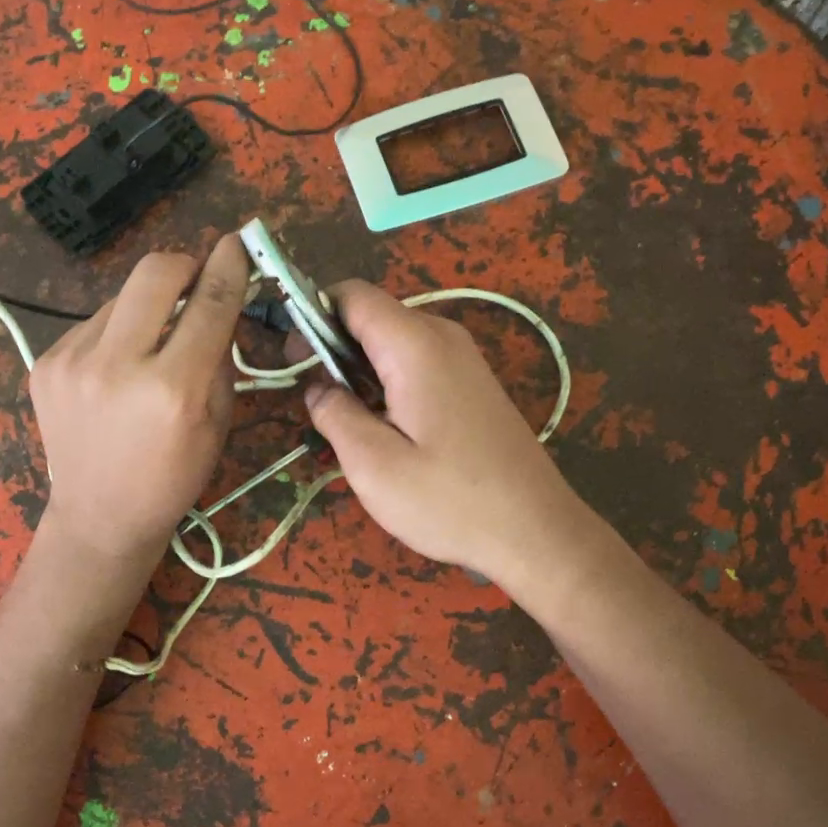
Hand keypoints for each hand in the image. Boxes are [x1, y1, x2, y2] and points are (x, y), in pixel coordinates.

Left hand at [30, 235, 249, 564]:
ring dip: (146, 307)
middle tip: (194, 281)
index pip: (209, 303)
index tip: (236, 245)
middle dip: (183, 264)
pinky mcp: (45, 363)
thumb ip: (220, 357)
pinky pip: (93, 324)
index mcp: (172, 390)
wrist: (99, 516)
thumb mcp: (216, 424)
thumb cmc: (172, 477)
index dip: (229, 266)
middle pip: (154, 271)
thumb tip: (218, 299)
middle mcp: (117, 366)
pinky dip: (115, 334)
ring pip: (120, 296)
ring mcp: (71, 362)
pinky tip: (116, 370)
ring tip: (150, 346)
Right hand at [301, 281, 592, 584]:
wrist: (536, 531)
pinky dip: (386, 381)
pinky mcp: (472, 384)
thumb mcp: (372, 464)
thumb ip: (334, 413)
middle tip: (312, 399)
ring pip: (392, 341)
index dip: (312, 314)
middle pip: (372, 316)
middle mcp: (442, 337)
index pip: (352, 295)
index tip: (291, 359)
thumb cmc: (449, 500)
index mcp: (415, 346)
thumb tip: (316, 386)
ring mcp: (463, 359)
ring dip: (359, 369)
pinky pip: (416, 362)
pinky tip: (382, 428)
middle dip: (332, 346)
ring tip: (343, 421)